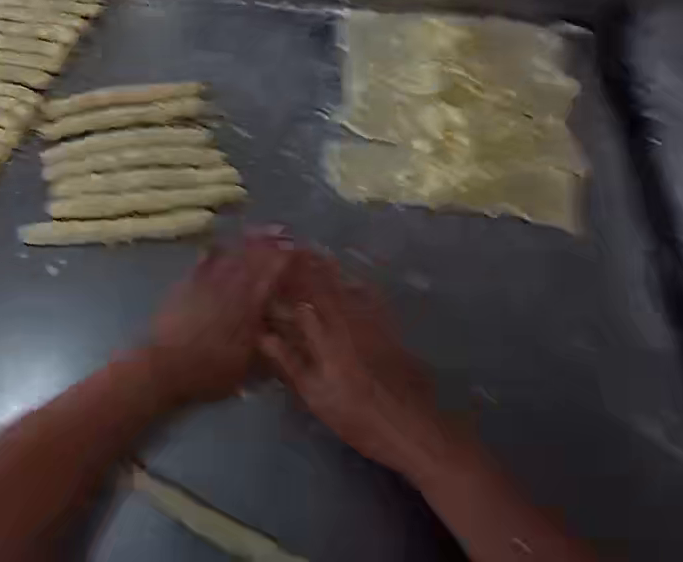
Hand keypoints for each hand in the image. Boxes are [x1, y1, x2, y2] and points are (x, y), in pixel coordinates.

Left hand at [142, 232, 294, 404]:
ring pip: (228, 256)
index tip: (302, 250)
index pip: (271, 276)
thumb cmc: (211, 373)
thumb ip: (272, 345)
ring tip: (261, 232)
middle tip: (285, 233)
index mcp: (247, 307)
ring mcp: (203, 283)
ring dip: (246, 243)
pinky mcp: (185, 284)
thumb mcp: (252, 367)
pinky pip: (203, 262)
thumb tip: (287, 330)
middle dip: (269, 244)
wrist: (165, 365)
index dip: (287, 260)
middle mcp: (227, 289)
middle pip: (251, 259)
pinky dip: (215, 252)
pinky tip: (220, 246)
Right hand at [259, 251, 453, 475]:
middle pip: (326, 290)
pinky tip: (360, 282)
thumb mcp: (316, 396)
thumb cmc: (359, 418)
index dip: (286, 279)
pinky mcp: (393, 340)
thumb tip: (261, 333)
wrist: (420, 437)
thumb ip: (289, 362)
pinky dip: (364, 290)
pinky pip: (375, 306)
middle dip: (309, 267)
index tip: (272, 258)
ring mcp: (374, 331)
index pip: (301, 299)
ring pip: (349, 293)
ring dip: (334, 273)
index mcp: (325, 339)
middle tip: (295, 246)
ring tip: (321, 254)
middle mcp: (348, 327)